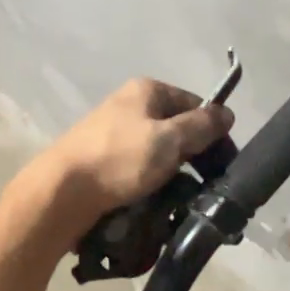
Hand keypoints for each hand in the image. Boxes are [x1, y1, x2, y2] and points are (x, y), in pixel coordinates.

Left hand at [32, 78, 233, 222]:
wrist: (62, 191)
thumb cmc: (119, 159)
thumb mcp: (168, 140)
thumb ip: (201, 126)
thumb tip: (227, 114)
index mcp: (147, 90)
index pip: (195, 104)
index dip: (214, 131)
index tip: (224, 163)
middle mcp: (130, 105)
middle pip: (177, 127)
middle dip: (194, 155)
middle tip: (206, 185)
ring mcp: (114, 133)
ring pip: (159, 151)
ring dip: (173, 172)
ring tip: (182, 197)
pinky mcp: (104, 159)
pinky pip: (140, 167)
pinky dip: (152, 181)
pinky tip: (157, 200)